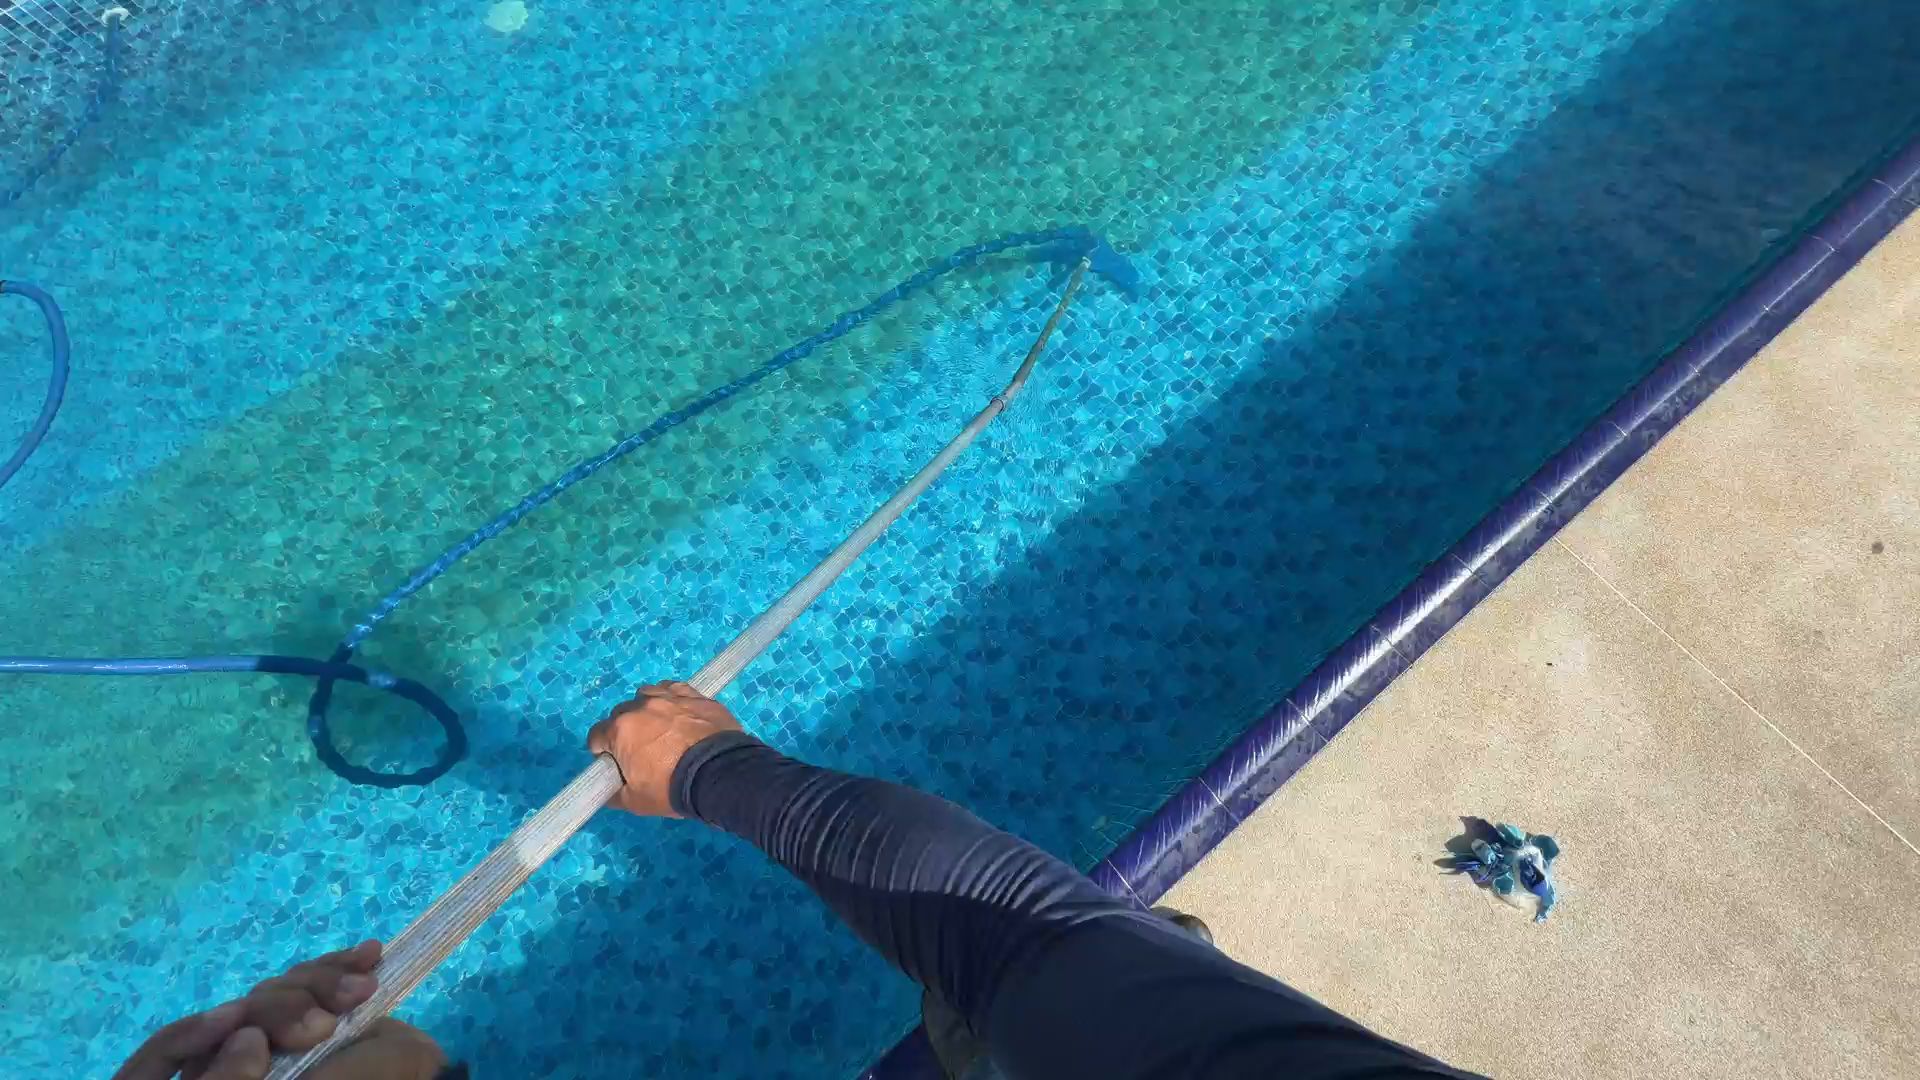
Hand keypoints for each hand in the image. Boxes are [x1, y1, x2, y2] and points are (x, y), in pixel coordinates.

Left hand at [113, 941, 445, 1079]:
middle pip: (231, 1015)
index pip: (155, 1063)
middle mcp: (237, 1062)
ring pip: (275, 988)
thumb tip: (240, 1038)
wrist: (417, 1074)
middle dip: (283, 1006)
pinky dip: (342, 962)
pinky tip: (371, 956)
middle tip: (324, 1025)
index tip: (230, 1018)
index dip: (184, 1035)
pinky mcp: (319, 1006)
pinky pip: (315, 972)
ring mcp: (278, 1034)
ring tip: (364, 992)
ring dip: (324, 982)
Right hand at [587, 680, 742, 816]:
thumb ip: (614, 792)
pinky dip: (672, 698)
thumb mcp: (634, 801)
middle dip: (626, 730)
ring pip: (648, 695)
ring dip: (648, 710)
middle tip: (642, 750)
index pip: (597, 735)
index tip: (616, 762)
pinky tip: (679, 711)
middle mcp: (642, 706)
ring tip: (661, 728)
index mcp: (621, 729)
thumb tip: (608, 788)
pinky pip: (675, 689)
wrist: (719, 773)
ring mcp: (671, 697)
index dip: (604, 751)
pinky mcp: (696, 695)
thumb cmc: (671, 787)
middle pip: (622, 714)